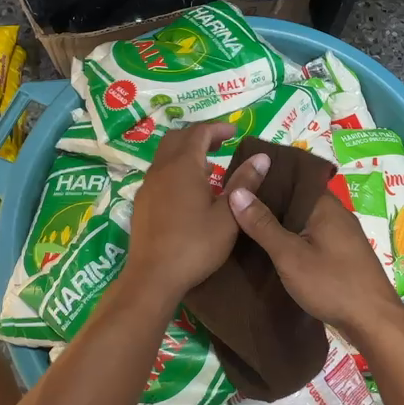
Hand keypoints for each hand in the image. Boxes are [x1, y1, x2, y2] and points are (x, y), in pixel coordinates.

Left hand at [122, 121, 263, 303]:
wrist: (153, 276)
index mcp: (183, 165)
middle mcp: (161, 169)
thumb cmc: (195, 245)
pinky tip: (189, 190)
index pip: (199, 132)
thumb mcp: (228, 216)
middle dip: (200, 135)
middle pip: (178, 137)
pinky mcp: (142, 202)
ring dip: (187, 151)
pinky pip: (159, 172)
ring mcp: (148, 186)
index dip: (218, 128)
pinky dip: (176, 168)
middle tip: (222, 143)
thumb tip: (262, 157)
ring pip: (165, 154)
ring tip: (210, 166)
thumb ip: (243, 183)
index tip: (236, 132)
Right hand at [227, 187, 403, 339]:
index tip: (237, 181)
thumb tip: (237, 191)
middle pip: (297, 199)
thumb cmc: (332, 284)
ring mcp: (342, 234)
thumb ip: (263, 225)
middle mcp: (336, 212)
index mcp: (325, 204)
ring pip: (304, 219)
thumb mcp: (290, 255)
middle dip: (269, 202)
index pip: (291, 179)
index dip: (265, 178)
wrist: (374, 322)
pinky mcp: (342, 253)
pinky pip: (312, 235)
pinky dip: (293, 237)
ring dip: (281, 222)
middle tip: (234, 205)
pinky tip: (274, 247)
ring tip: (247, 224)